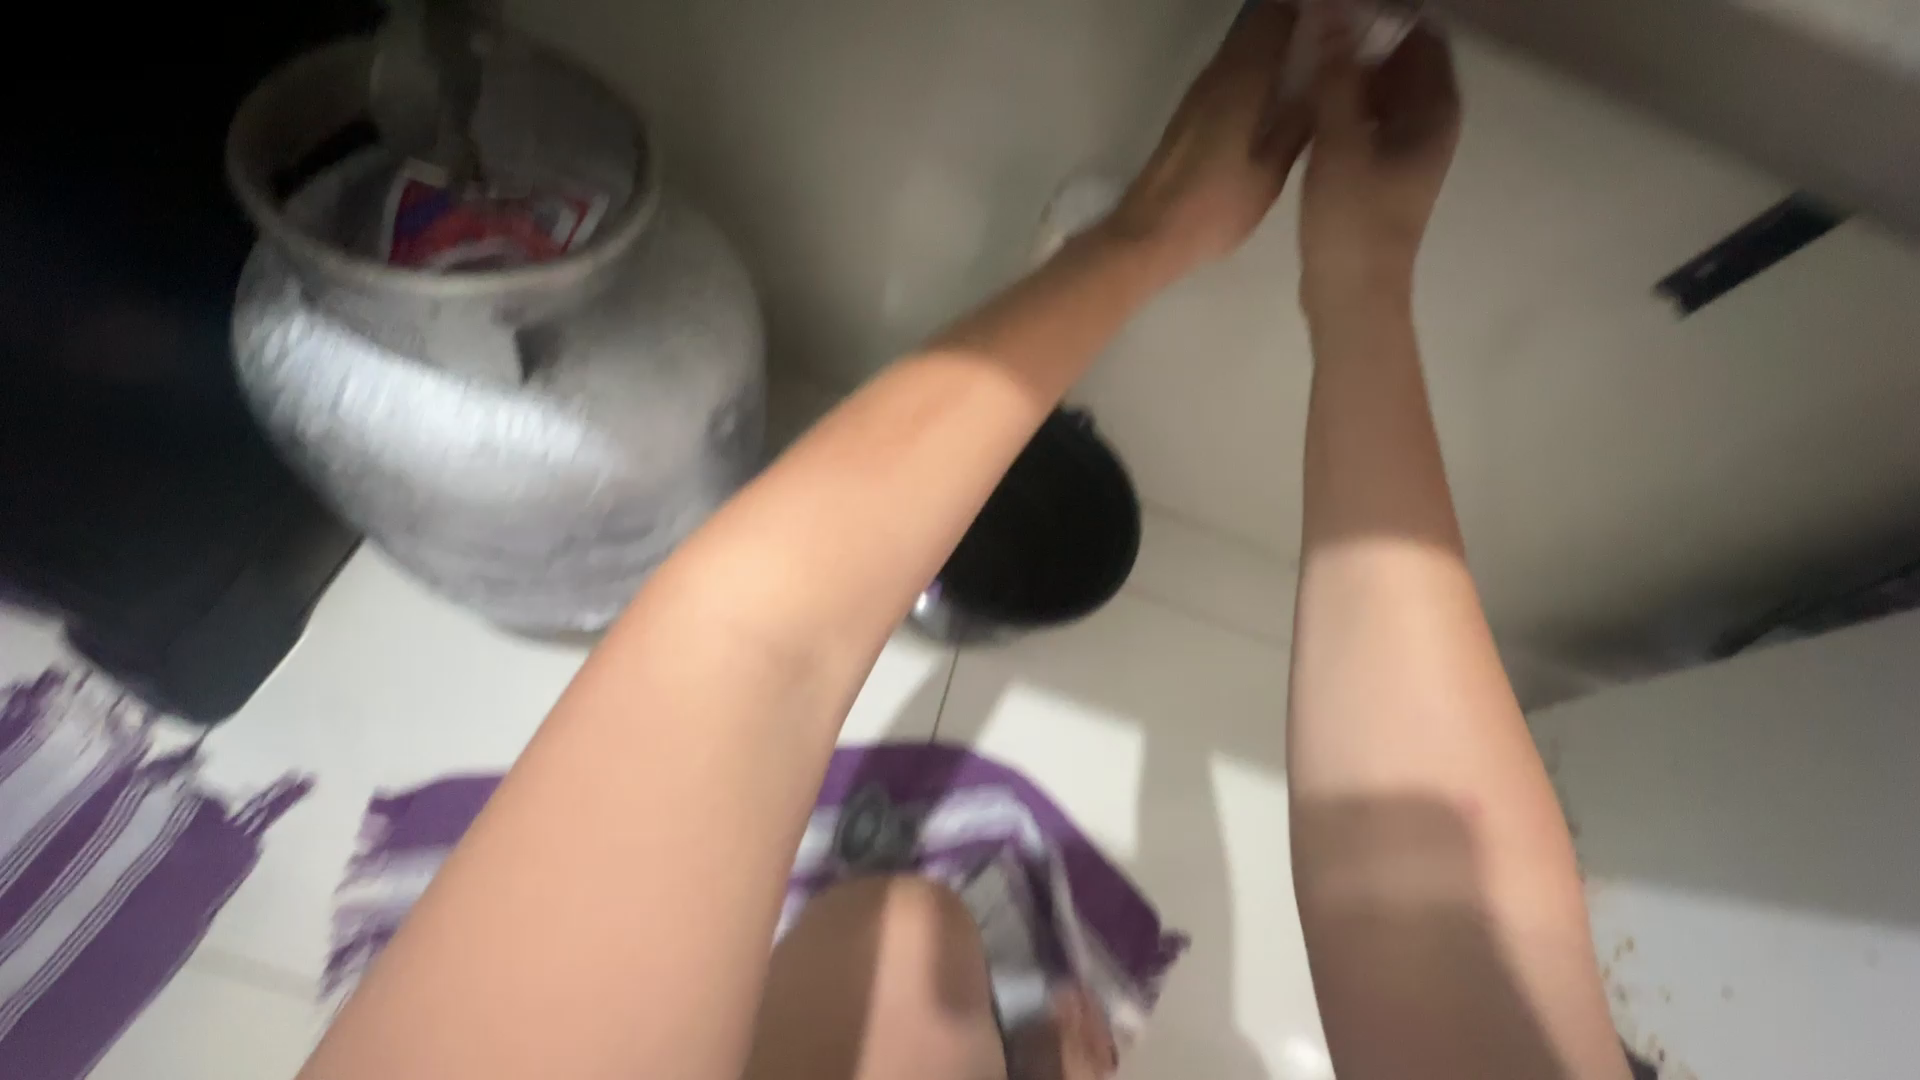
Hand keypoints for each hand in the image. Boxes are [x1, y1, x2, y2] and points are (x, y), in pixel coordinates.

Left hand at [1107, 0, 1312, 276]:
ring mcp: (1196, 96)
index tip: (1338, 30)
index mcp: (1242, 79)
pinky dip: (1250, 79)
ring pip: (1240, 52)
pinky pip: (1226, 78)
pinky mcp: (1185, 118)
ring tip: (1306, 79)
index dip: (1310, 16)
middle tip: (1328, 56)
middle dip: (1294, 31)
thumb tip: (1328, 85)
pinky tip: (1269, 106)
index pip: (1278, 14)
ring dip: (1271, 56)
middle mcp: (1215, 75)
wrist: (1146, 238)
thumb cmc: (1212, 212)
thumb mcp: (1269, 175)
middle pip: (1258, 27)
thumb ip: (1300, 124)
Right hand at [1299, 17, 1460, 315]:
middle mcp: (1427, 126)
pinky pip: (1362, 125)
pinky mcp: (1374, 178)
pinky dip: (1341, 111)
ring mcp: (1401, 154)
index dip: (1383, 19)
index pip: (1420, 36)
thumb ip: (1336, 77)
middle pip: (1400, 65)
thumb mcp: (1341, 144)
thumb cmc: (1353, 223)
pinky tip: (1307, 111)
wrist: (1351, 297)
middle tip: (1313, 36)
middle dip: (1361, 45)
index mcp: (1435, 111)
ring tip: (1305, 67)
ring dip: (1347, 79)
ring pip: (1378, 97)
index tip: (1336, 15)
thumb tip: (1334, 10)